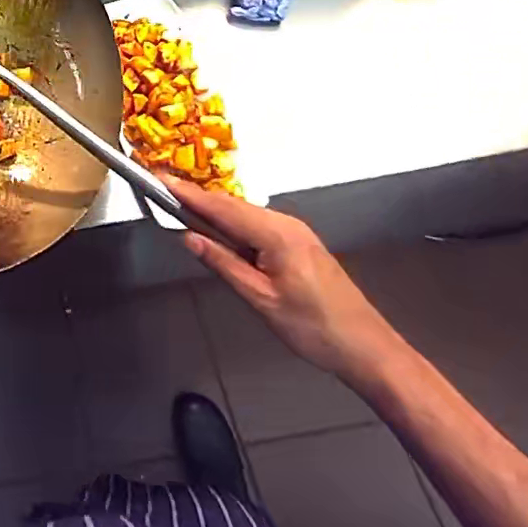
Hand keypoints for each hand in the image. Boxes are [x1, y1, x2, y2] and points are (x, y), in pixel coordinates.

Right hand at [166, 173, 402, 385]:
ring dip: (216, 212)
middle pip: (234, 205)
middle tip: (166, 193)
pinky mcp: (299, 243)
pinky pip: (259, 224)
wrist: (366, 346)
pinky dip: (234, 224)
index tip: (162, 180)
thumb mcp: (261, 299)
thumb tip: (189, 238)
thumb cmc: (313, 328)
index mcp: (276, 233)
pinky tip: (222, 234)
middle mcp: (286, 223)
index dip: (190, 194)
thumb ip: (223, 264)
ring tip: (185, 212)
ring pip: (246, 214)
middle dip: (199, 199)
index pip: (223, 208)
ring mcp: (295, 231)